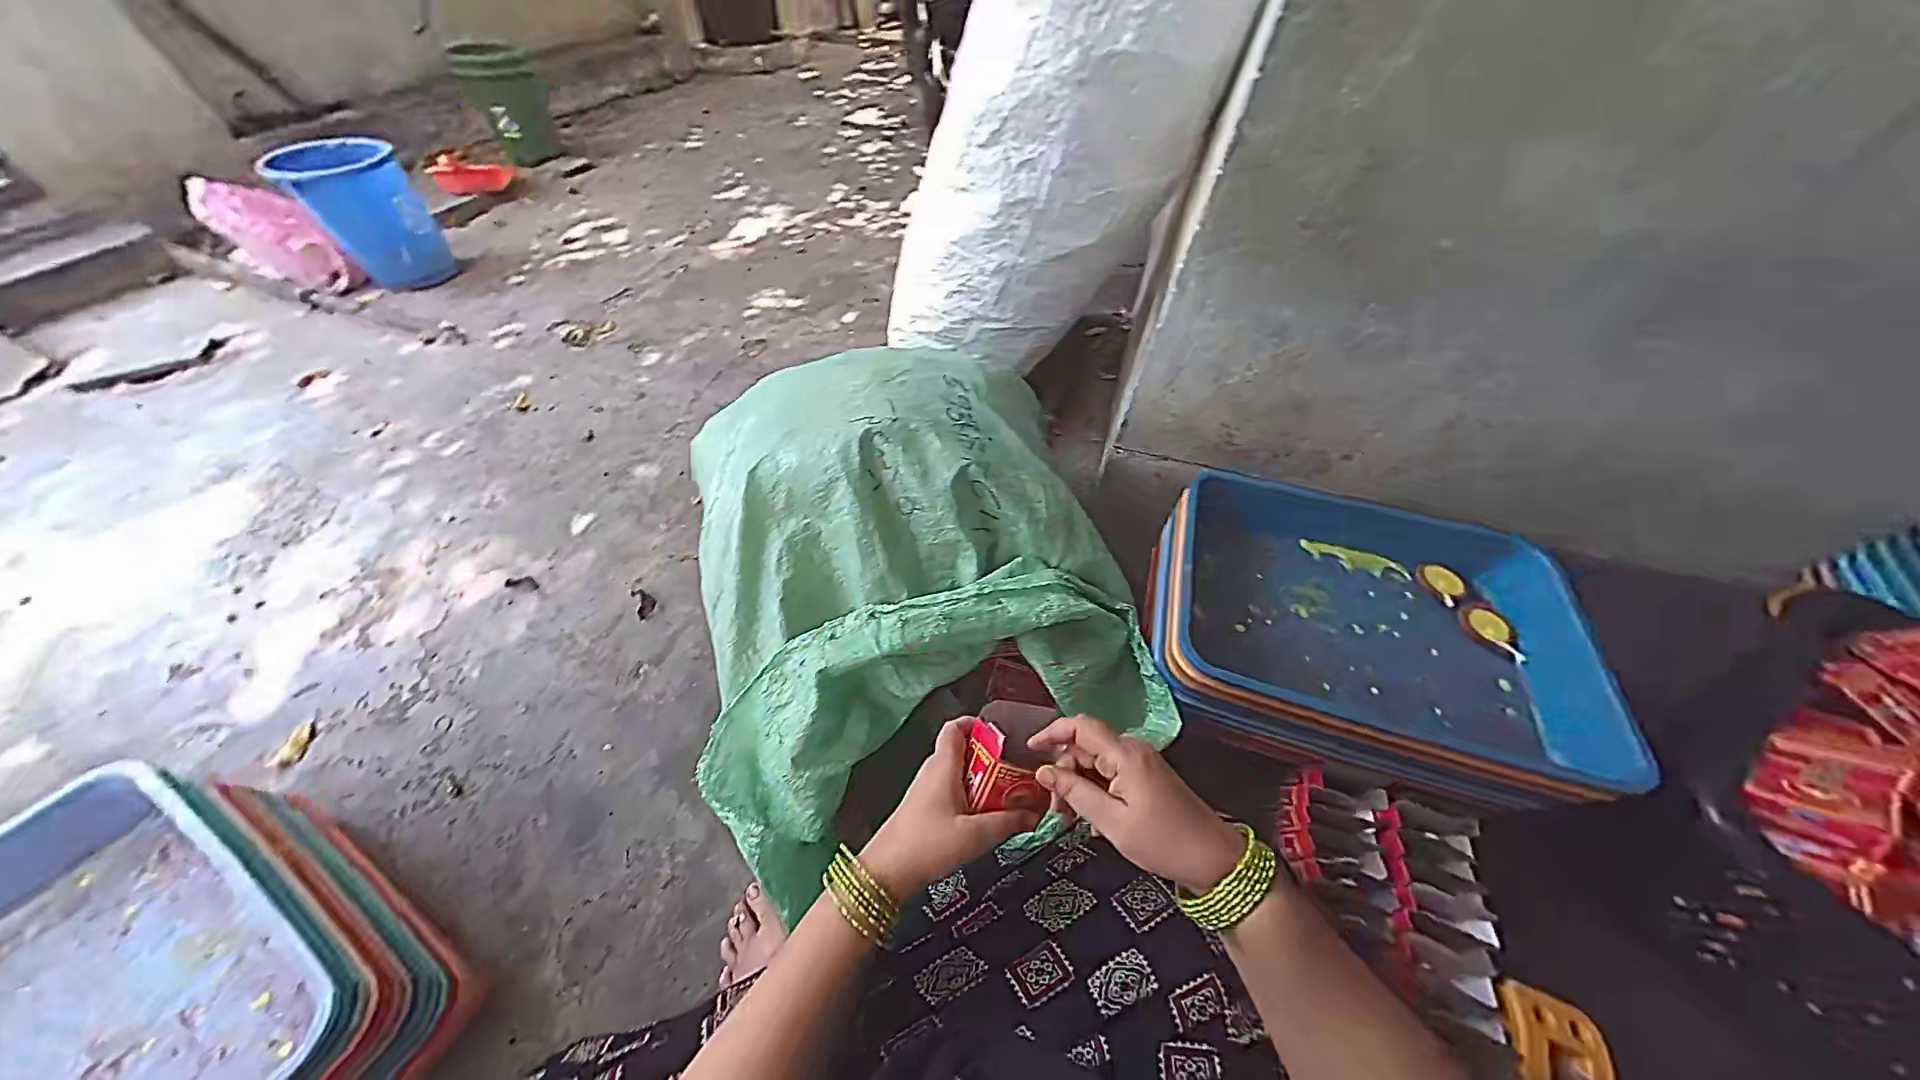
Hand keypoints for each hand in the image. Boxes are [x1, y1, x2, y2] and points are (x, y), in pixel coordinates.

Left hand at [859, 719, 1041, 898]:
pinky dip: (972, 795)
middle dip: (992, 758)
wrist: (887, 872)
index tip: (1003, 735)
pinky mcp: (925, 806)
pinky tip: (985, 816)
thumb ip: (1009, 822)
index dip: (978, 724)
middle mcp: (934, 770)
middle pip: (964, 749)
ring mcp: (927, 788)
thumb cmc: (926, 845)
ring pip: (961, 772)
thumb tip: (1033, 815)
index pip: (956, 726)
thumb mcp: (976, 835)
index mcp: (943, 765)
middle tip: (1016, 771)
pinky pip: (953, 790)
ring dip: (984, 780)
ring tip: (1007, 795)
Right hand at [1028, 715, 1246, 893]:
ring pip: (1096, 761)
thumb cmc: (1163, 842)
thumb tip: (1045, 772)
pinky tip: (1092, 818)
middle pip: (1085, 746)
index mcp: (1125, 755)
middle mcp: (1133, 750)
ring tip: (1071, 819)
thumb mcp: (1112, 822)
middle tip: (1055, 809)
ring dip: (1078, 784)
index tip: (1030, 749)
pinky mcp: (1146, 776)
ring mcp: (1141, 762)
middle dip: (1063, 771)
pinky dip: (1095, 790)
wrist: (1214, 860)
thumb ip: (1075, 793)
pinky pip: (1110, 773)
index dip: (1052, 732)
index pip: (1080, 726)